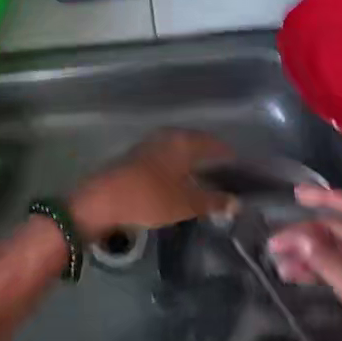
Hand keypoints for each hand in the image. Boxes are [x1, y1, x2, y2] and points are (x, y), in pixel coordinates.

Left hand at [69, 128, 234, 239]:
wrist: (103, 201)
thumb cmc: (150, 198)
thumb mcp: (186, 204)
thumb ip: (213, 201)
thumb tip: (237, 202)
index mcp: (183, 141)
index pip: (213, 142)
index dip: (226, 153)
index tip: (239, 165)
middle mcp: (167, 136)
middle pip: (195, 142)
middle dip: (209, 155)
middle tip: (224, 170)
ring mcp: (149, 145)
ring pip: (178, 149)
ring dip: (191, 160)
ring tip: (203, 176)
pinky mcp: (136, 157)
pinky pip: (165, 156)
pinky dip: (176, 165)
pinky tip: (178, 179)